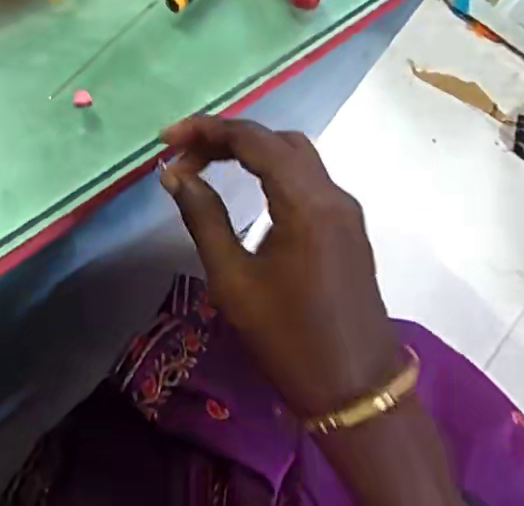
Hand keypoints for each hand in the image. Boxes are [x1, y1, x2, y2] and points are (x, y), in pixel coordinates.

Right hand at [158, 117, 403, 417]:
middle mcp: (331, 193)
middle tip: (182, 155)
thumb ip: (204, 217)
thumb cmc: (289, 340)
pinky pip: (305, 176)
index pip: (253, 140)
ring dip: (248, 149)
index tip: (166, 139)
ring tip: (204, 163)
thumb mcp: (233, 281)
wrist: (357, 394)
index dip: (206, 129)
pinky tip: (244, 183)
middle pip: (273, 139)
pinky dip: (269, 167)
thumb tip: (175, 175)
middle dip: (224, 137)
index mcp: (306, 203)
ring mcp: (344, 207)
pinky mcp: (346, 224)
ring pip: (292, 153)